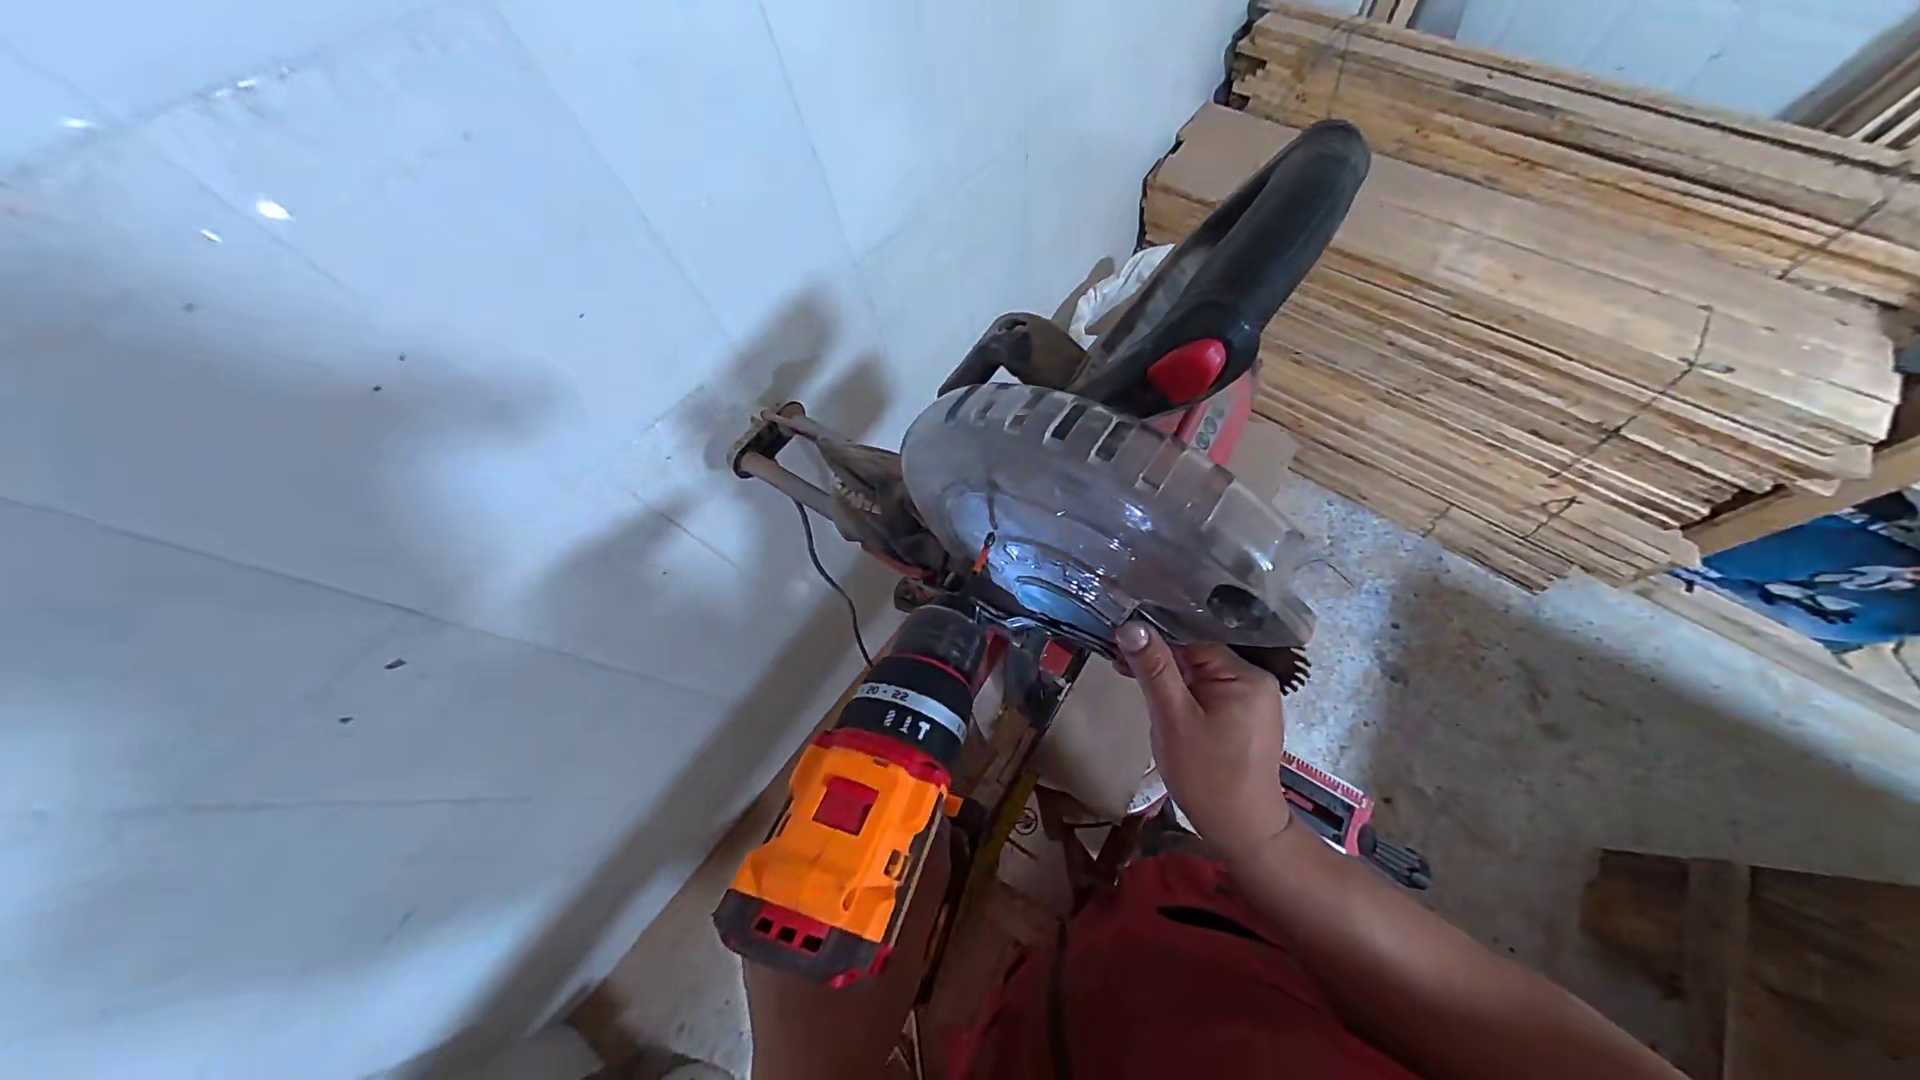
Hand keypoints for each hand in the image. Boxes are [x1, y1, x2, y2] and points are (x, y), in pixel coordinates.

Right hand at [1116, 622, 1291, 862]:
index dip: (1155, 651)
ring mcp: (1255, 702)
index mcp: (1246, 676)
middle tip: (1127, 681)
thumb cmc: (1206, 775)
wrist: (1241, 832)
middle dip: (1162, 671)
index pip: (1191, 645)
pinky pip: (1210, 697)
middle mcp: (1257, 682)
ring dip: (1172, 687)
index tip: (1121, 661)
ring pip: (1201, 679)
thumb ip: (1154, 669)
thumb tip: (1132, 625)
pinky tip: (1170, 718)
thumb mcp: (1172, 718)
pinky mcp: (1248, 721)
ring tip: (1150, 709)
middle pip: (1197, 660)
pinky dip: (1187, 702)